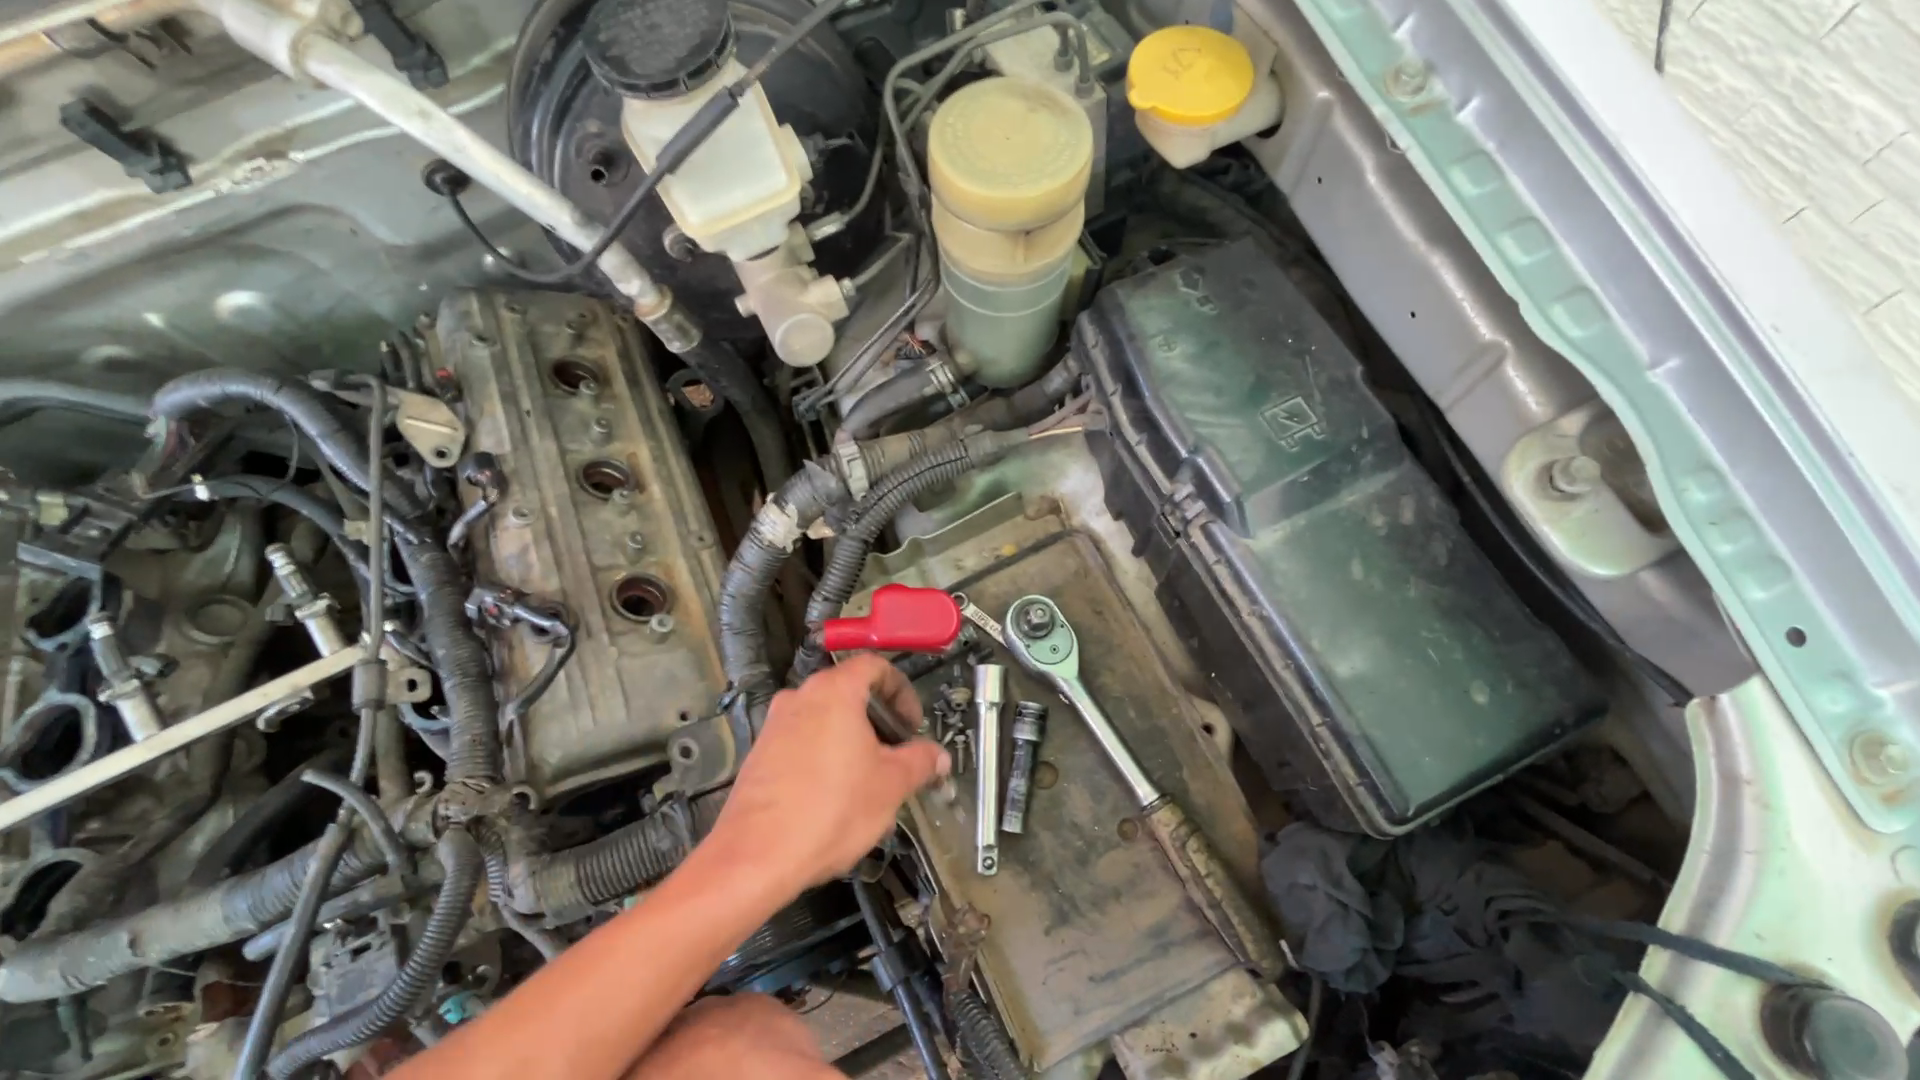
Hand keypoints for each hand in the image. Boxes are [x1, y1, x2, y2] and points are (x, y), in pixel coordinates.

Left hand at [710, 654, 949, 887]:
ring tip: (868, 782)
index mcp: (833, 691)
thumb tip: (939, 756)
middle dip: (877, 721)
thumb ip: (920, 762)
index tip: (912, 724)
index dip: (901, 690)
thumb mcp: (891, 785)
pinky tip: (834, 799)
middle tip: (896, 755)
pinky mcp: (758, 756)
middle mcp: (799, 698)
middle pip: (847, 692)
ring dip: (851, 741)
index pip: (873, 666)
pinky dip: (823, 758)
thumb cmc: (832, 809)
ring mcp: (773, 726)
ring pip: (823, 720)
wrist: (756, 856)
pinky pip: (801, 744)